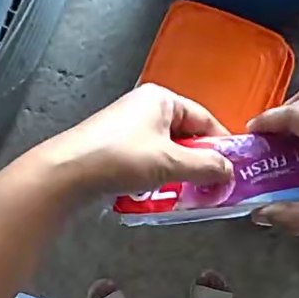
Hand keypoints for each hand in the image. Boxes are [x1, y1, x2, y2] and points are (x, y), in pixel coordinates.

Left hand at [28, 83, 234, 198]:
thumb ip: (206, 166)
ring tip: (182, 196)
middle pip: (184, 137)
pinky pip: (144, 165)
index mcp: (161, 99)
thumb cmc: (120, 158)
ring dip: (176, 176)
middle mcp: (144, 109)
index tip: (232, 170)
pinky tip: (154, 198)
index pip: (205, 119)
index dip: (221, 145)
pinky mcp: (112, 152)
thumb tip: (229, 172)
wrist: (67, 173)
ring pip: (164, 154)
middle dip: (197, 164)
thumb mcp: (171, 162)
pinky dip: (154, 181)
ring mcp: (126, 130)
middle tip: (210, 188)